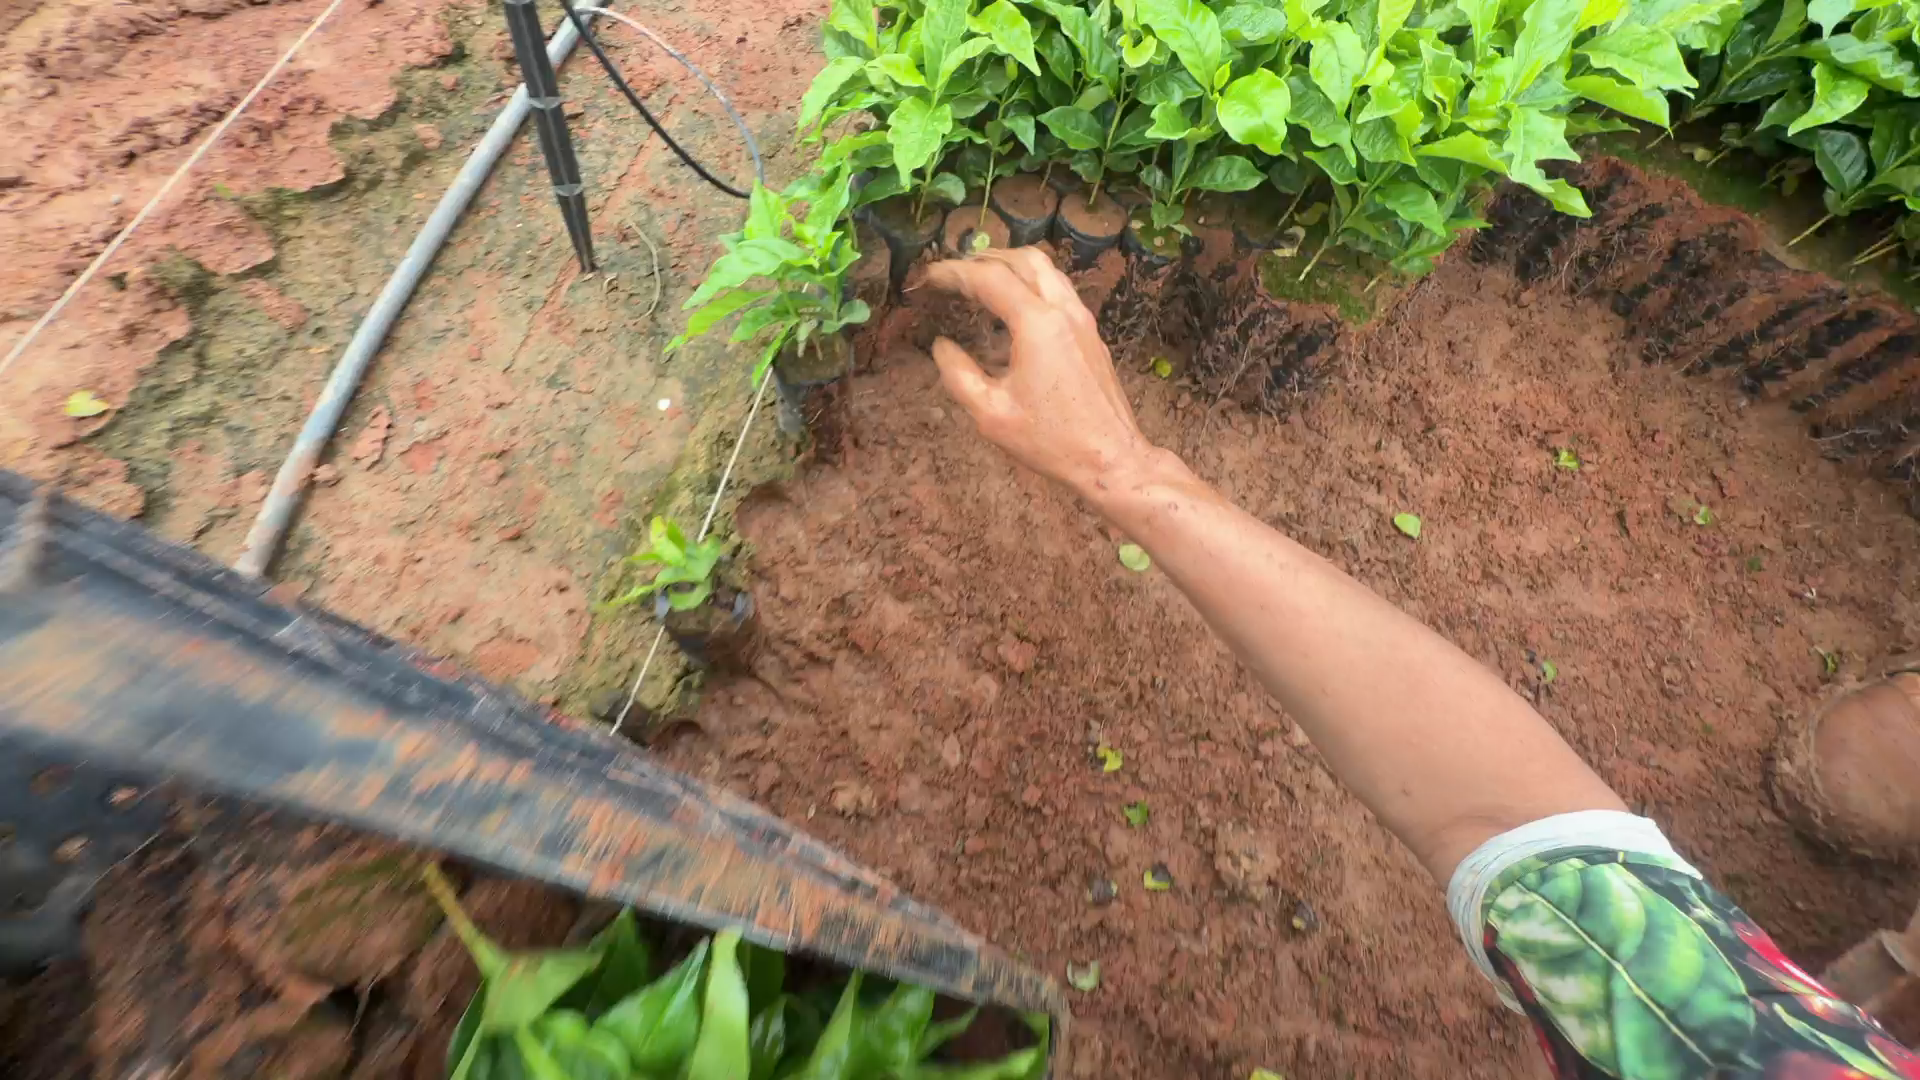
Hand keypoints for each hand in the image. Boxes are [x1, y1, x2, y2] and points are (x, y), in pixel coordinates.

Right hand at [923, 248, 1161, 498]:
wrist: (1110, 458)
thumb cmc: (1050, 441)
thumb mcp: (991, 415)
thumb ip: (959, 375)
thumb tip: (942, 346)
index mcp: (1037, 324)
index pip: (990, 278)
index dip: (954, 272)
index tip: (930, 277)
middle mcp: (1064, 311)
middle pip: (1023, 259)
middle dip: (985, 258)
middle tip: (955, 273)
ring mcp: (1083, 320)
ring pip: (1047, 271)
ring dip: (1012, 267)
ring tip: (982, 282)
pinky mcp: (1092, 335)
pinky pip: (1059, 292)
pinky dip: (1032, 286)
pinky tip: (1015, 312)